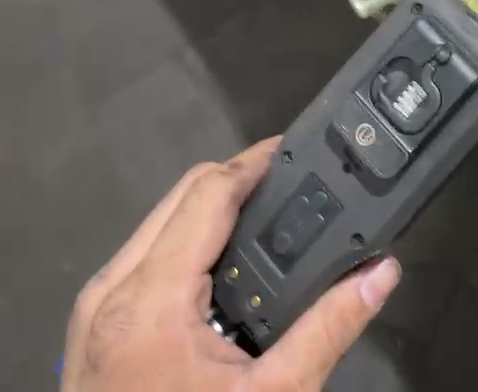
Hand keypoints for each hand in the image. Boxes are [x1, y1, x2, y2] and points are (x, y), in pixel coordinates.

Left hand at [63, 138, 399, 390]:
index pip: (209, 192)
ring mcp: (95, 309)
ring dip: (213, 207)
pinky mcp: (94, 327)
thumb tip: (384, 271)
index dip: (257, 161)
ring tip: (270, 217)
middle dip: (239, 179)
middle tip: (295, 184)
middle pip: (182, 193)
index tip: (301, 149)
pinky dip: (189, 238)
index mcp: (149, 299)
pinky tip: (228, 262)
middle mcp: (111, 289)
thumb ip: (328, 328)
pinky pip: (146, 252)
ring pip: (160, 219)